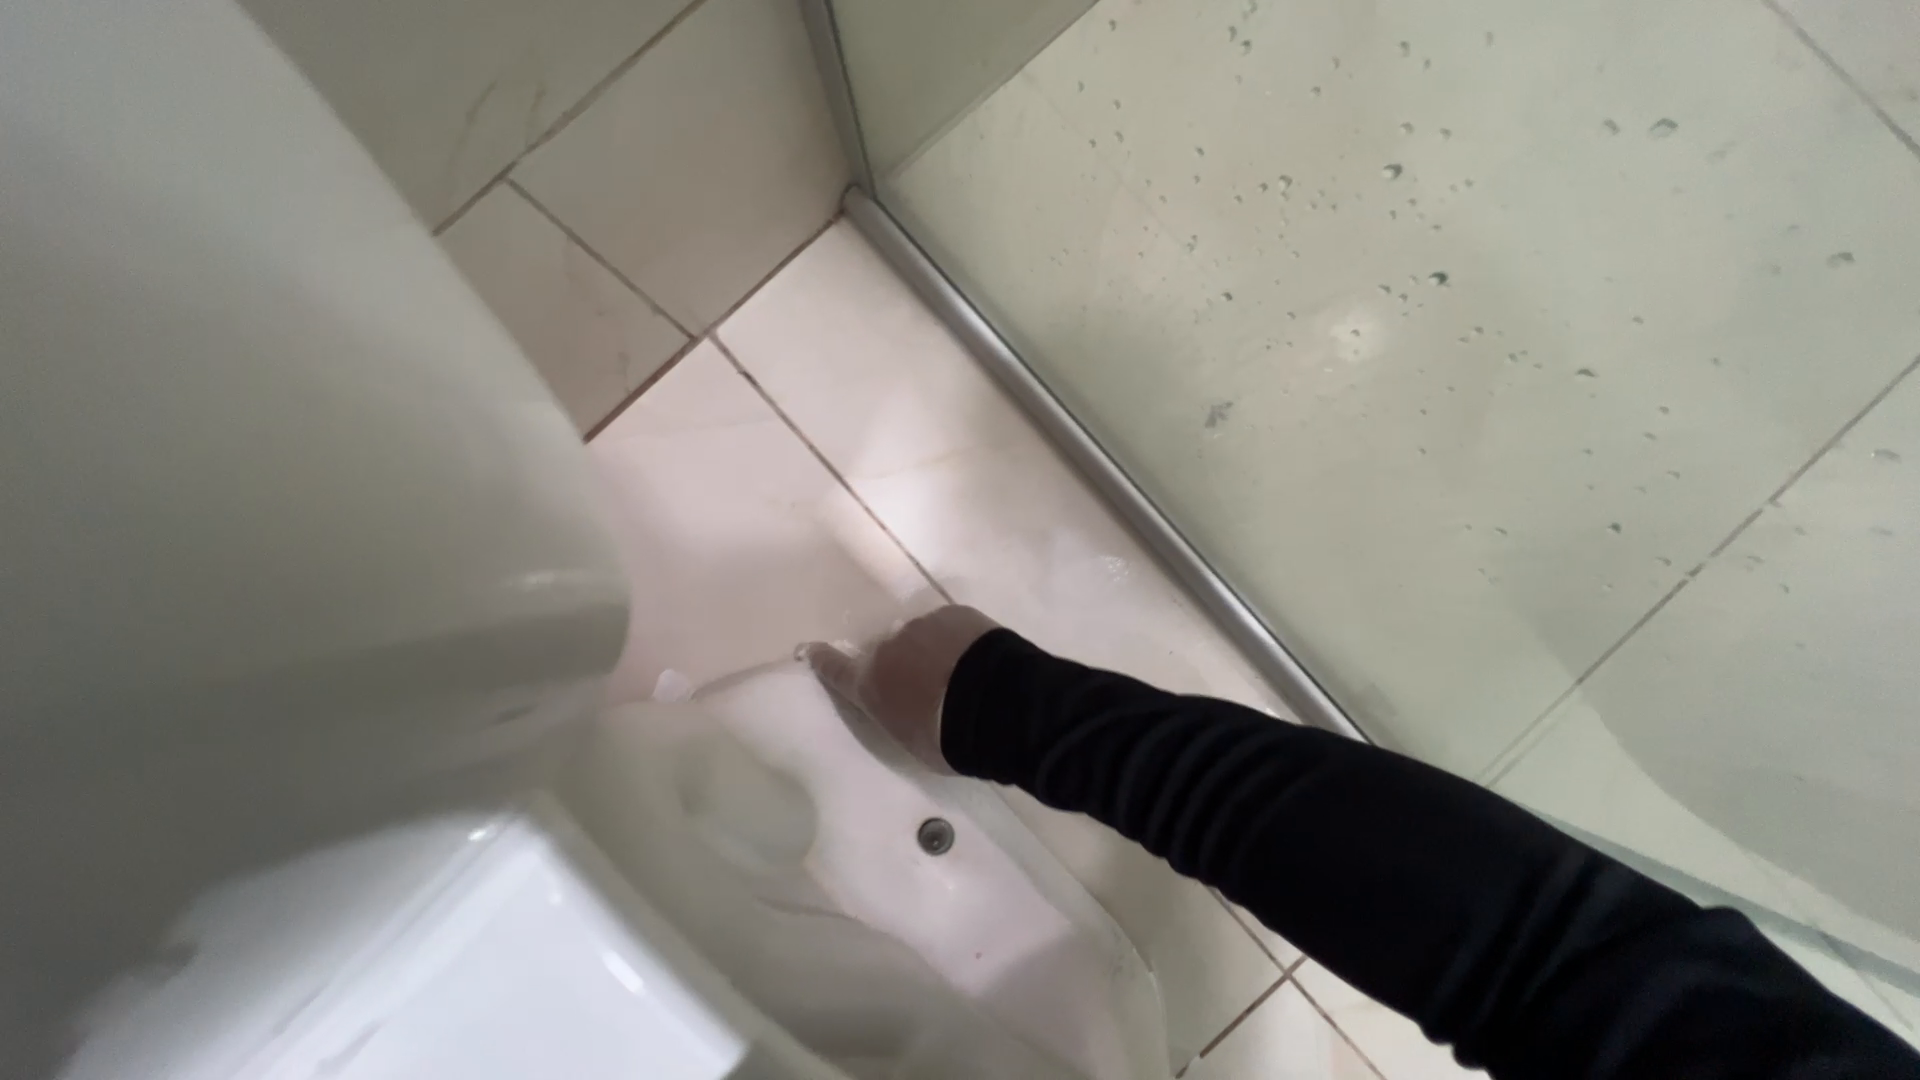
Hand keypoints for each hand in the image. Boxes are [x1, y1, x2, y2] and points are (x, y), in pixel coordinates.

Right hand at [802, 605, 999, 773]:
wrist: (995, 706)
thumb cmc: (948, 739)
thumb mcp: (911, 740)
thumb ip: (900, 714)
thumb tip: (908, 704)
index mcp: (871, 684)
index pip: (836, 670)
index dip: (823, 660)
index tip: (809, 649)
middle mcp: (889, 647)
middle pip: (888, 652)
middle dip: (903, 664)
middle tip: (929, 684)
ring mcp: (922, 626)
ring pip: (922, 636)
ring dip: (933, 650)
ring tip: (962, 674)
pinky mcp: (954, 613)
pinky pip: (950, 626)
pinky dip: (959, 640)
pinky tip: (978, 659)